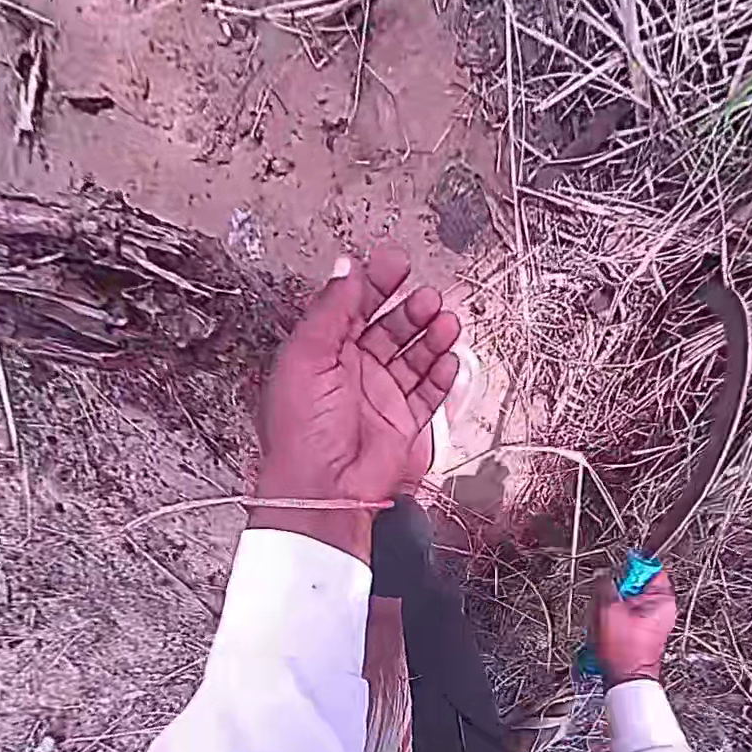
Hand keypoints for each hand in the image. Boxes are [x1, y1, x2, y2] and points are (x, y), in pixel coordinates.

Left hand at [251, 246, 460, 559]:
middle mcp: (355, 372)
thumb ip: (330, 311)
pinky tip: (448, 361)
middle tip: (426, 298)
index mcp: (325, 353)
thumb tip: (346, 271)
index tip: (395, 264)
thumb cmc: (303, 433)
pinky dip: (442, 376)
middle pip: (391, 329)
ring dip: (431, 337)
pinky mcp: (404, 422)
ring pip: (415, 357)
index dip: (376, 283)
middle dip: (410, 310)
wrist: (326, 487)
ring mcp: (382, 397)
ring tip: (445, 323)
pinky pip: (429, 392)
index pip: (355, 307)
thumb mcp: (307, 357)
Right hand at [590, 568, 675, 686]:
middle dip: (618, 592)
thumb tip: (604, 574)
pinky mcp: (644, 632)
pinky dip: (615, 618)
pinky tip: (607, 628)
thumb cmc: (624, 650)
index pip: (650, 569)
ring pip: (629, 602)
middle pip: (637, 586)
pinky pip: (627, 616)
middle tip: (609, 602)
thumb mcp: (608, 608)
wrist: (625, 679)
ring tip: (606, 618)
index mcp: (662, 600)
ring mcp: (654, 622)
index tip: (618, 572)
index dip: (631, 568)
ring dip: (613, 606)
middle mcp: (663, 610)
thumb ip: (605, 584)